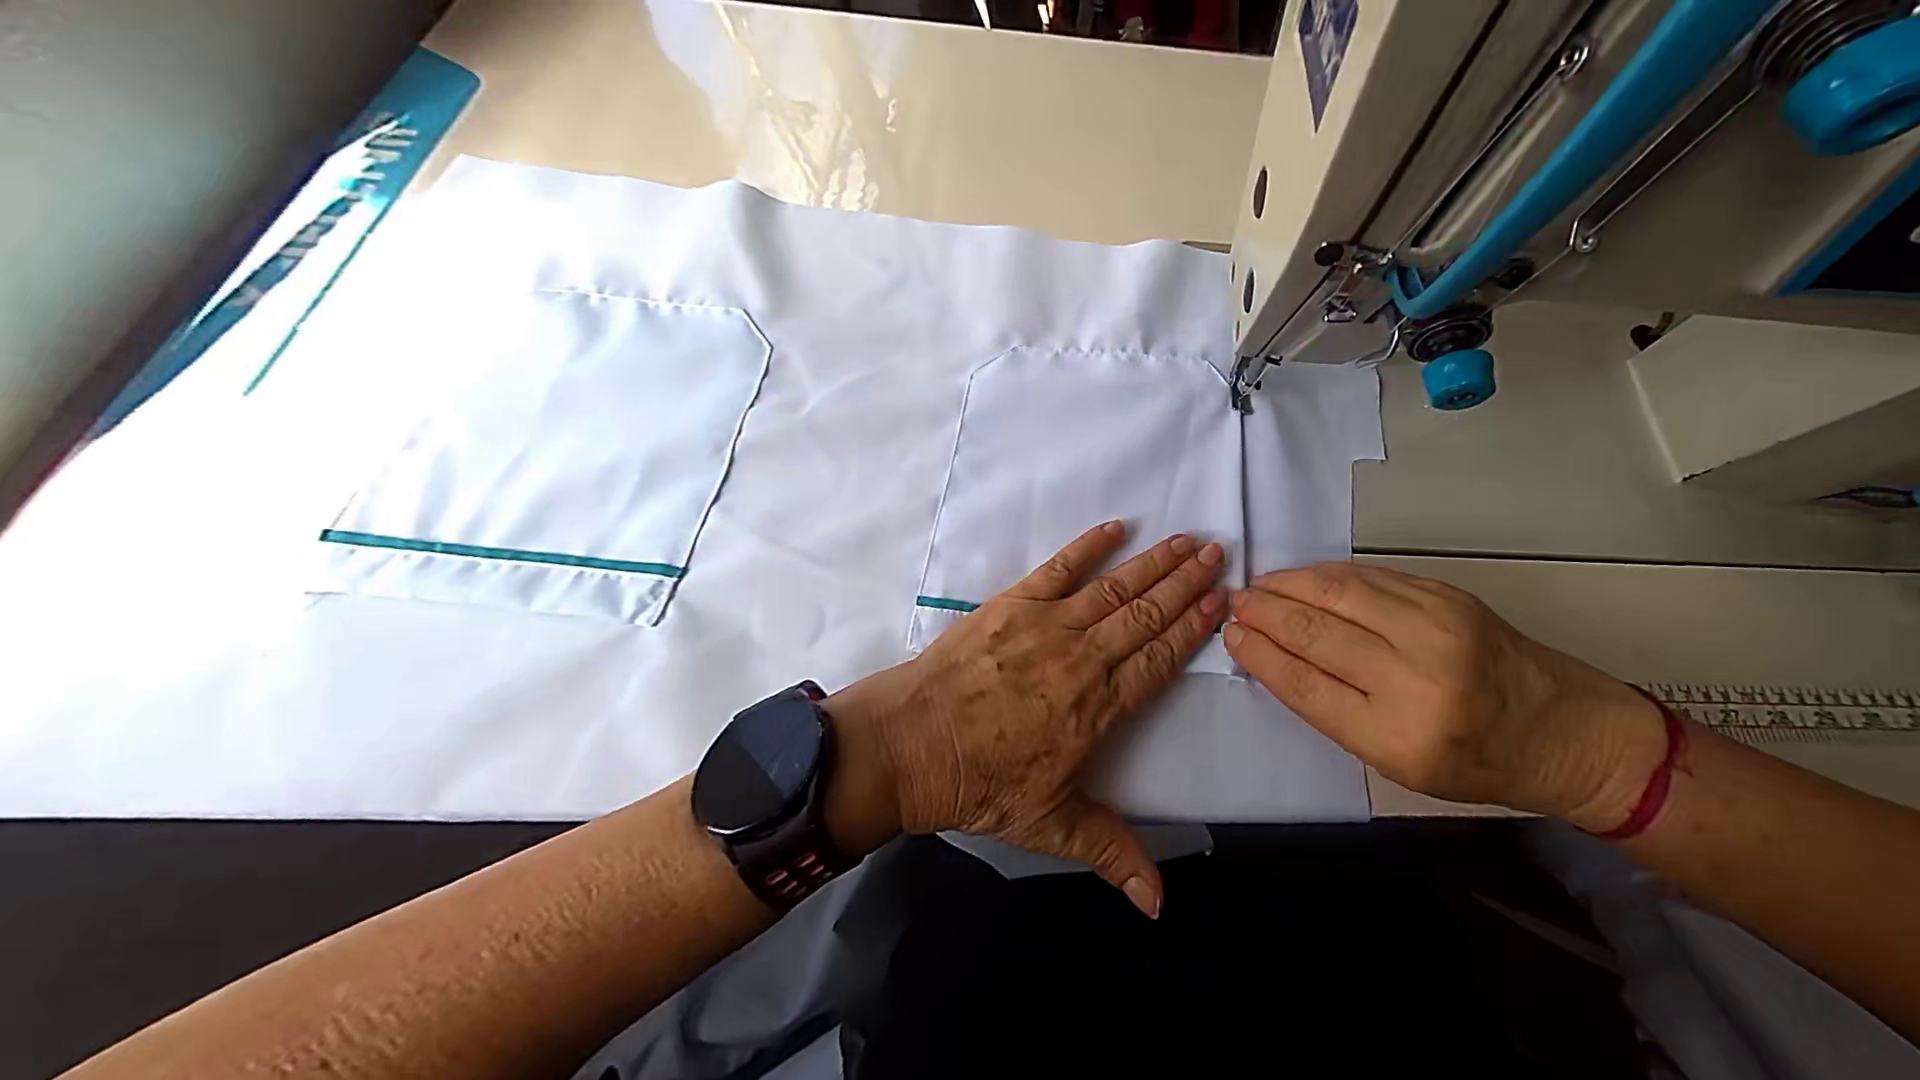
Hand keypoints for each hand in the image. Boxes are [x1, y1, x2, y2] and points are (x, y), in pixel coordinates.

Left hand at [826, 521, 1226, 917]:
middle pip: (1145, 615)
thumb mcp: (1050, 824)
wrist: (908, 744)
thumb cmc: (977, 784)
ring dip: (1152, 563)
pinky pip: (1056, 568)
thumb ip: (1110, 852)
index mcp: (1097, 707)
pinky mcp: (1009, 605)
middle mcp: (1079, 658)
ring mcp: (1044, 626)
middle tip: (1219, 554)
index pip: (1159, 660)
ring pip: (1112, 588)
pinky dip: (1086, 547)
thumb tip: (1160, 906)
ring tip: (1186, 540)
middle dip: (1186, 584)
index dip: (1194, 630)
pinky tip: (1113, 528)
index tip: (1224, 603)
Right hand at [1221, 562, 1665, 831]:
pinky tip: (1303, 579)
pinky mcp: (1449, 597)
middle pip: (1314, 631)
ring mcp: (1437, 628)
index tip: (1231, 634)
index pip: (1303, 684)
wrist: (1565, 730)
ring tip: (1259, 586)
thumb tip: (1270, 653)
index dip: (1259, 654)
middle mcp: (1418, 677)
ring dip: (1287, 584)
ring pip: (1336, 591)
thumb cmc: (1471, 759)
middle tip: (1234, 603)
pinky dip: (1325, 575)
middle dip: (1263, 612)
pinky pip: (1368, 576)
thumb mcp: (1391, 758)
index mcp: (1397, 734)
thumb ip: (1329, 706)